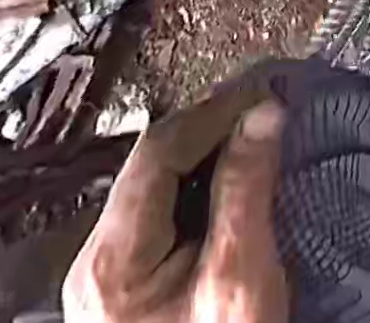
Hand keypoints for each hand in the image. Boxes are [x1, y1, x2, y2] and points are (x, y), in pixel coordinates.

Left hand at [65, 87, 287, 322]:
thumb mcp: (240, 275)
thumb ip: (247, 189)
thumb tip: (265, 112)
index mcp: (113, 258)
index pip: (159, 152)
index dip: (215, 110)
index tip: (269, 93)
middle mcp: (98, 254)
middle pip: (153, 159)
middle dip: (214, 121)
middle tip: (271, 106)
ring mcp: (111, 264)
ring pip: (160, 174)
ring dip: (212, 142)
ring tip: (262, 126)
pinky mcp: (132, 271)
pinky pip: (167, 198)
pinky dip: (207, 168)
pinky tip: (241, 165)